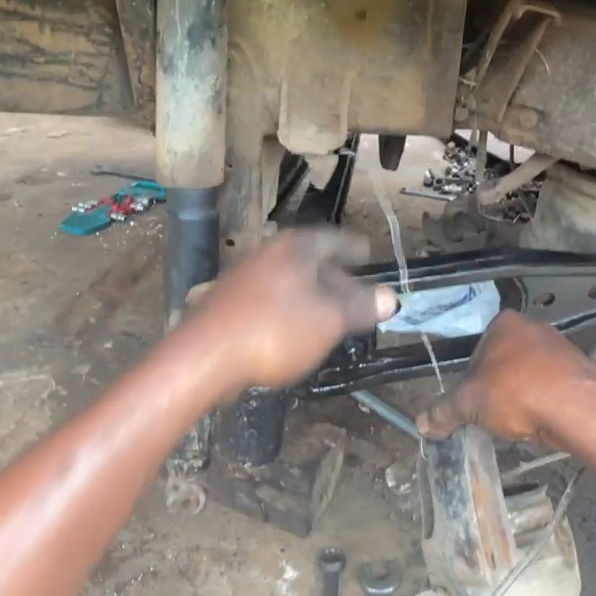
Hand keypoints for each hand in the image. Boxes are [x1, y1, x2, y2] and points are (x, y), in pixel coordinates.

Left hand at [183, 230, 397, 393]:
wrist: (204, 356)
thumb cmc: (275, 330)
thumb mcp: (329, 321)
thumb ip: (361, 308)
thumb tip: (391, 297)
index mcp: (294, 247)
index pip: (333, 238)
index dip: (354, 247)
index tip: (367, 253)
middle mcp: (267, 252)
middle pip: (310, 259)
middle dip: (334, 277)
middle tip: (355, 294)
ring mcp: (244, 275)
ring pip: (288, 280)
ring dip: (310, 295)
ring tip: (328, 315)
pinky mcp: (228, 301)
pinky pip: (269, 297)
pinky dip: (288, 307)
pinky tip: (293, 330)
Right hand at [416, 310, 595, 446]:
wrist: (577, 408)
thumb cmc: (516, 392)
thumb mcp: (469, 403)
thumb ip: (443, 411)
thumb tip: (421, 423)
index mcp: (505, 323)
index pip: (477, 350)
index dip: (471, 379)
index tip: (474, 403)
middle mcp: (534, 327)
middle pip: (505, 362)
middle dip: (498, 388)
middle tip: (495, 415)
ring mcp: (561, 347)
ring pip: (531, 375)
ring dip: (523, 396)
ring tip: (520, 422)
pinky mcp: (581, 370)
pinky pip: (554, 387)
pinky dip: (546, 403)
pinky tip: (544, 421)